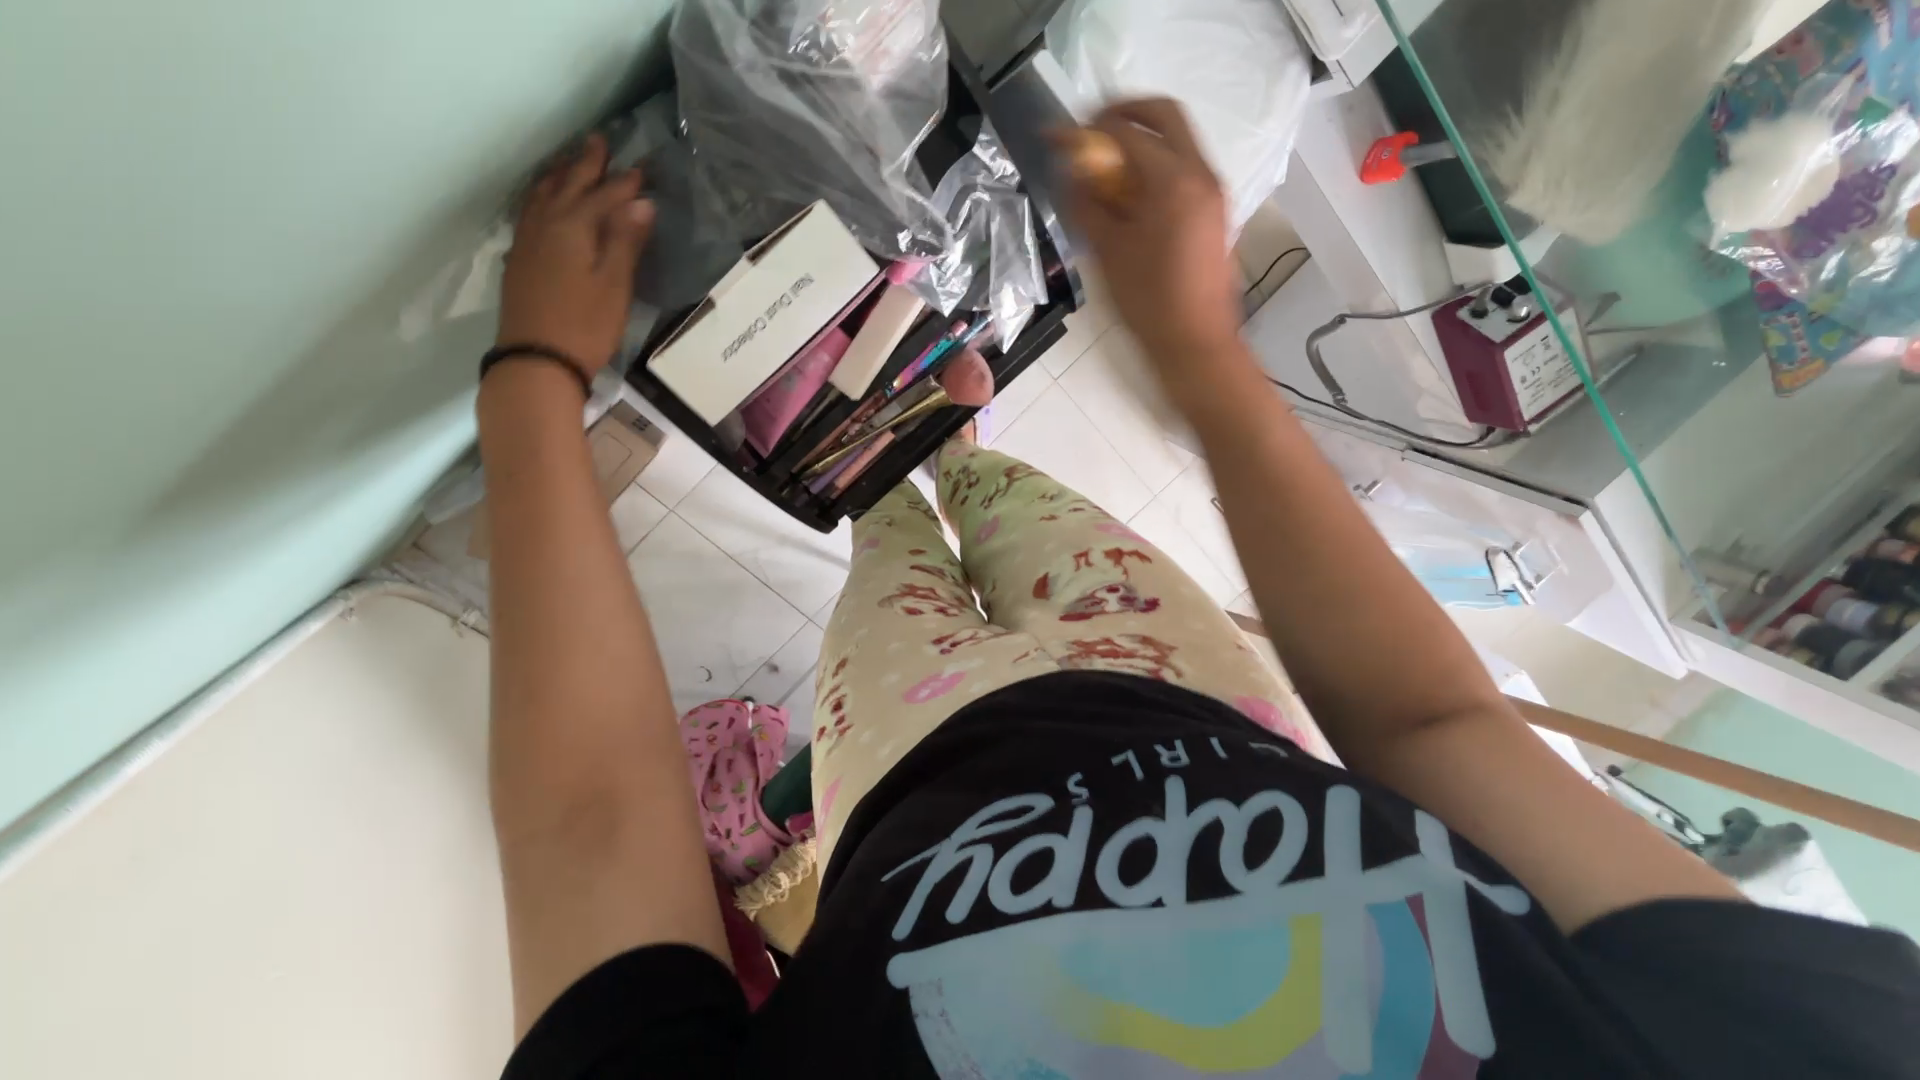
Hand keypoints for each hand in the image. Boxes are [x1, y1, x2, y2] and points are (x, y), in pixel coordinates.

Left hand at [497, 133, 655, 381]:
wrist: (537, 362)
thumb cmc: (585, 325)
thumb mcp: (615, 285)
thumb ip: (625, 241)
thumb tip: (641, 203)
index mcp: (573, 227)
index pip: (603, 195)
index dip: (624, 182)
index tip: (641, 168)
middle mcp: (546, 225)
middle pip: (567, 185)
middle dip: (585, 163)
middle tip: (599, 140)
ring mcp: (528, 242)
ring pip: (542, 195)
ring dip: (558, 175)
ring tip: (569, 161)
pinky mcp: (519, 260)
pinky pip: (530, 212)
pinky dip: (541, 196)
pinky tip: (543, 201)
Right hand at [1063, 100, 1245, 390]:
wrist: (1197, 342)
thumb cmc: (1149, 302)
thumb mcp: (1108, 252)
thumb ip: (1087, 204)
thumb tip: (1071, 173)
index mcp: (1174, 181)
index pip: (1127, 132)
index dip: (1088, 129)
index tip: (1061, 135)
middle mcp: (1201, 174)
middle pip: (1165, 115)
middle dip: (1125, 113)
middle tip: (1092, 128)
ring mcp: (1214, 191)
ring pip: (1179, 141)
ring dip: (1143, 141)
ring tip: (1108, 166)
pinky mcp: (1216, 211)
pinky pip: (1186, 169)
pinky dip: (1158, 166)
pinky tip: (1132, 194)